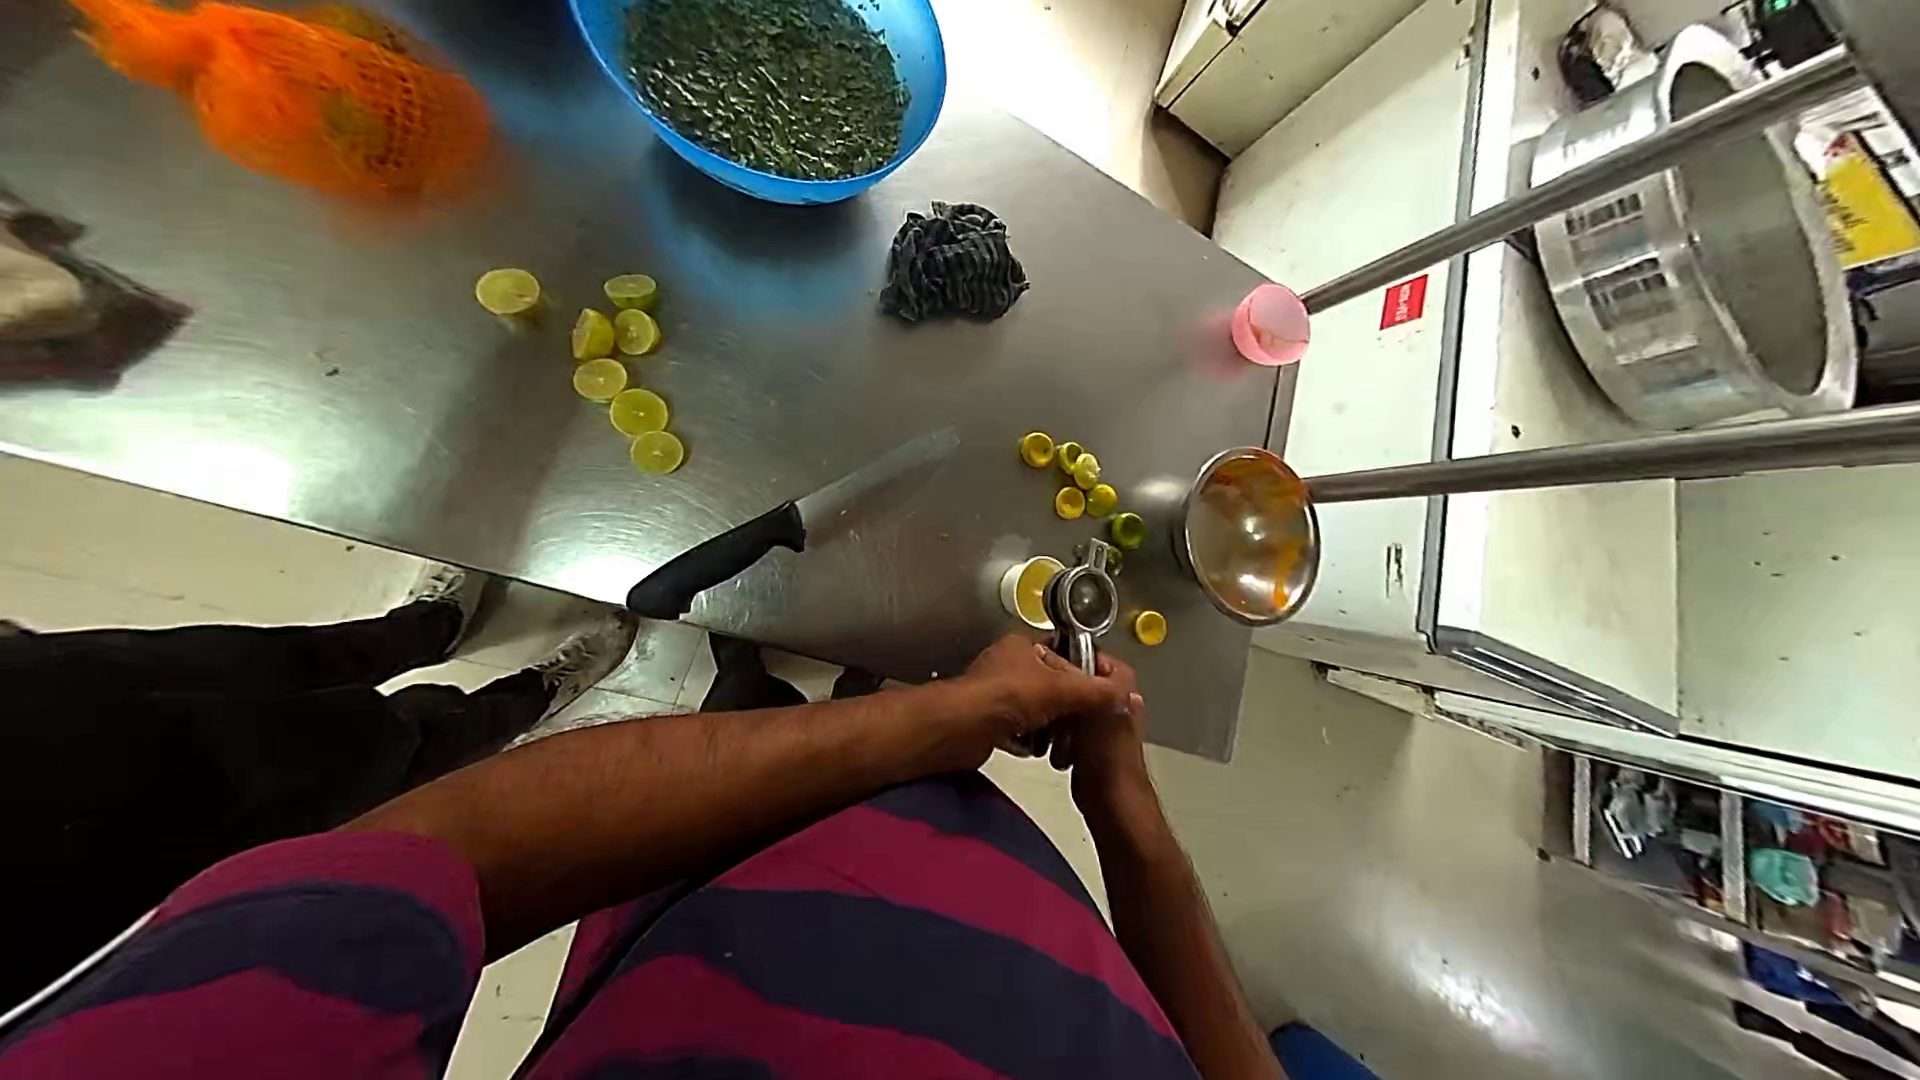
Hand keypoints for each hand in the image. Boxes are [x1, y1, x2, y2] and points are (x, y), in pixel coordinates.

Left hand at [935, 635, 1130, 771]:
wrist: (960, 729)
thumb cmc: (1007, 697)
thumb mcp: (1060, 690)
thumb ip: (1096, 691)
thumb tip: (1125, 695)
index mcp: (1022, 645)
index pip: (1064, 653)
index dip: (1083, 674)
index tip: (1100, 696)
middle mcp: (1008, 664)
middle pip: (1051, 685)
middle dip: (1067, 707)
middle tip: (1082, 724)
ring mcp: (996, 692)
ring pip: (1036, 709)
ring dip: (1049, 727)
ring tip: (1060, 741)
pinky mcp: (988, 719)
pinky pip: (1019, 729)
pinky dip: (1029, 739)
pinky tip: (1037, 748)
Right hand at [1044, 652, 1150, 809]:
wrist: (1111, 801)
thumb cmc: (1107, 753)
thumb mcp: (1094, 707)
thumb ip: (1082, 679)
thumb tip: (1061, 657)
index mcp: (1123, 687)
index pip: (1094, 657)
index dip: (1071, 660)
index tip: (1049, 667)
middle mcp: (1114, 701)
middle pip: (1077, 682)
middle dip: (1060, 694)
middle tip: (1046, 701)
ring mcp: (1100, 724)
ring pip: (1068, 706)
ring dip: (1057, 719)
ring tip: (1052, 732)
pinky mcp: (1087, 744)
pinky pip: (1065, 730)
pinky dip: (1058, 738)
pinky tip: (1057, 751)